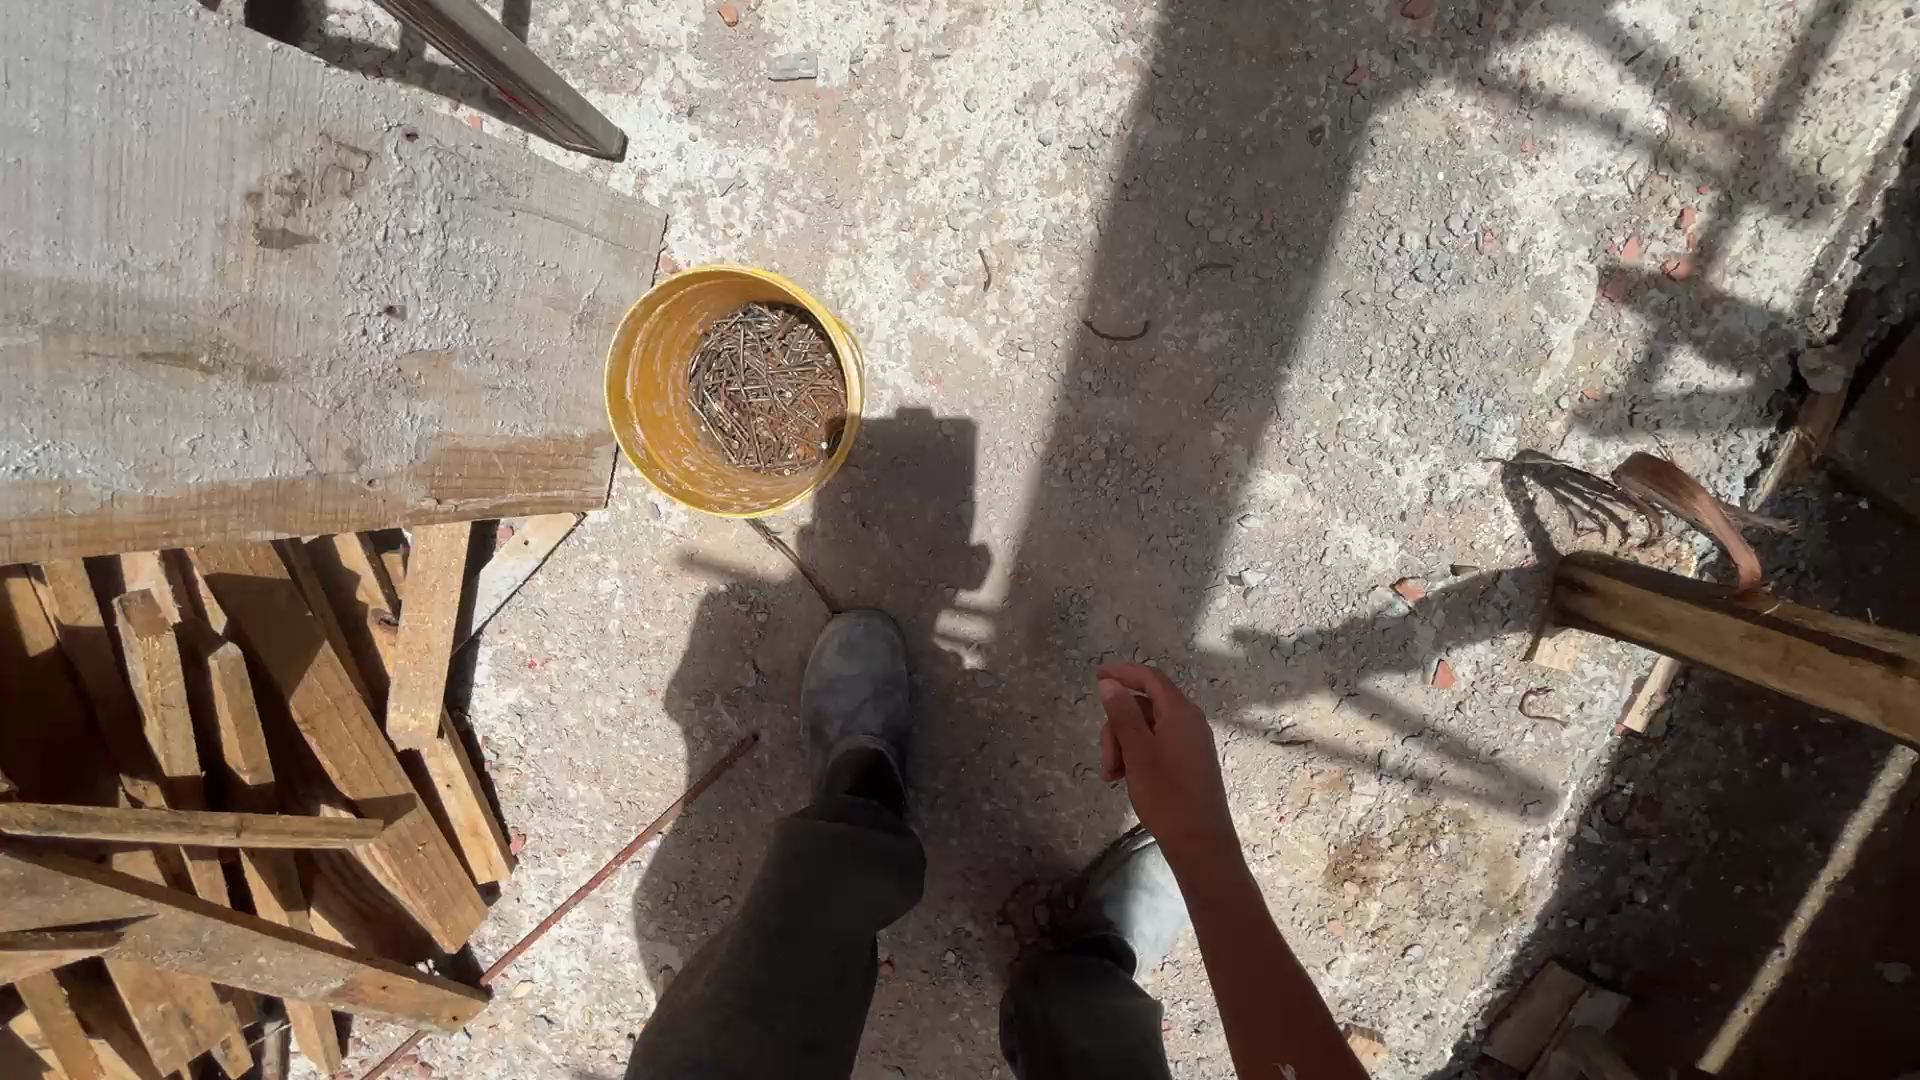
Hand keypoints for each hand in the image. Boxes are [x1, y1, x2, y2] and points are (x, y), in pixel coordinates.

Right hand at [1095, 663, 1239, 871]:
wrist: (1200, 843)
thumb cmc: (1167, 795)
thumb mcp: (1137, 752)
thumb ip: (1122, 713)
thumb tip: (1110, 683)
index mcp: (1180, 713)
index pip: (1149, 678)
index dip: (1122, 673)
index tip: (1096, 676)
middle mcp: (1189, 721)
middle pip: (1144, 707)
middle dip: (1117, 726)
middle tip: (1105, 759)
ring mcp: (1191, 742)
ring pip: (1147, 729)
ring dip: (1123, 745)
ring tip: (1112, 776)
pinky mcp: (1189, 762)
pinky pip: (1157, 745)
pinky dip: (1137, 755)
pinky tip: (1125, 778)